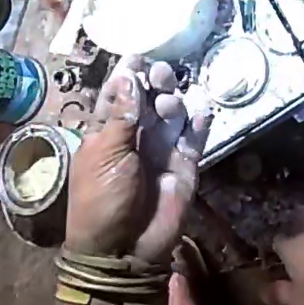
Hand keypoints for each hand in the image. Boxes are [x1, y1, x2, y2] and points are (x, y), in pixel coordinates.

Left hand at [67, 57, 212, 264]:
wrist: (123, 250)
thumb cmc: (101, 199)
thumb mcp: (105, 154)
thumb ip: (121, 116)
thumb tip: (128, 77)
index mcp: (105, 135)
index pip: (117, 97)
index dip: (126, 77)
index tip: (138, 54)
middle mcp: (134, 139)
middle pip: (148, 102)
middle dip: (155, 83)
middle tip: (161, 72)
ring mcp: (160, 154)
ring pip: (172, 117)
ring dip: (173, 103)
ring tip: (170, 102)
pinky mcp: (183, 169)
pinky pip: (193, 142)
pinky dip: (199, 125)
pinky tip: (202, 111)